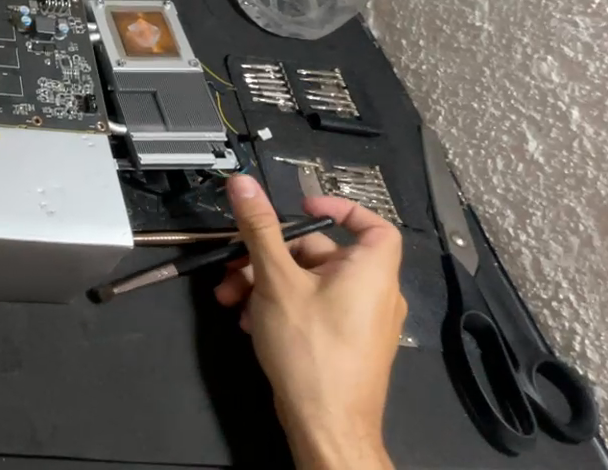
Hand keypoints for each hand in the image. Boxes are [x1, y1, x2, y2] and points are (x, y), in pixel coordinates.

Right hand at [215, 174, 404, 469]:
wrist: (325, 424)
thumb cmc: (309, 346)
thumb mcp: (275, 279)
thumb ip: (259, 227)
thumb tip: (244, 183)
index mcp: (370, 273)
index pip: (375, 226)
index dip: (341, 209)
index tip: (300, 207)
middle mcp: (372, 294)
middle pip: (320, 253)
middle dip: (268, 255)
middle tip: (234, 265)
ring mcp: (360, 320)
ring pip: (307, 281)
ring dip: (263, 282)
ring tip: (232, 299)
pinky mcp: (345, 341)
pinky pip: (311, 306)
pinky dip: (278, 304)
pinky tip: (250, 321)